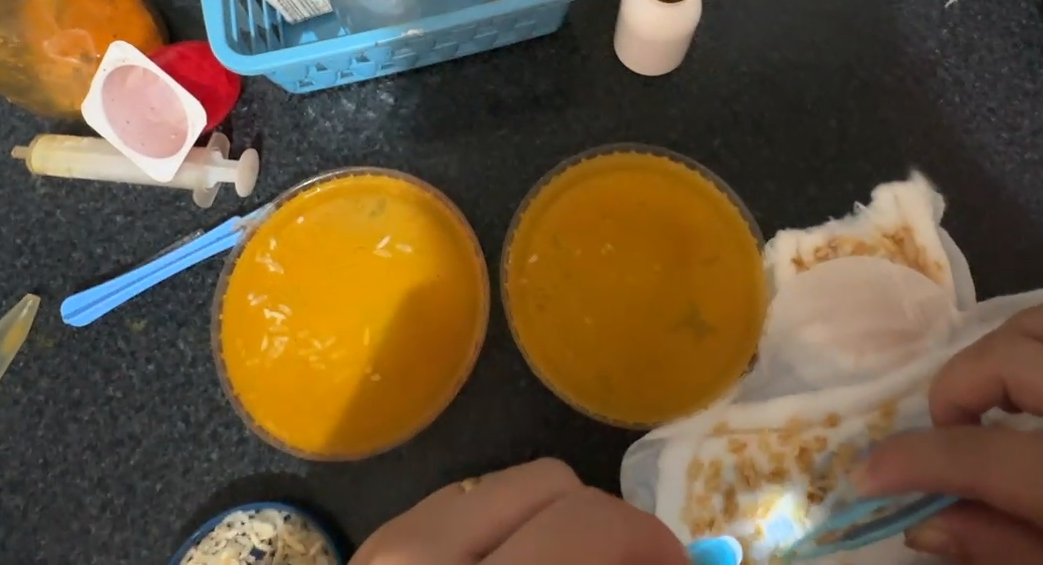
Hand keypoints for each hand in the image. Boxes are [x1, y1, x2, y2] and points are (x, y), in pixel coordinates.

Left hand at [351, 458, 683, 564]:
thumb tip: (671, 562)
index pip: (585, 525)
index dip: (648, 541)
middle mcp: (424, 551)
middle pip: (552, 484)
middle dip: (607, 526)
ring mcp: (387, 546)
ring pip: (507, 485)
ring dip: (556, 525)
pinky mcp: (371, 548)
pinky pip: (462, 508)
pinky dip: (506, 533)